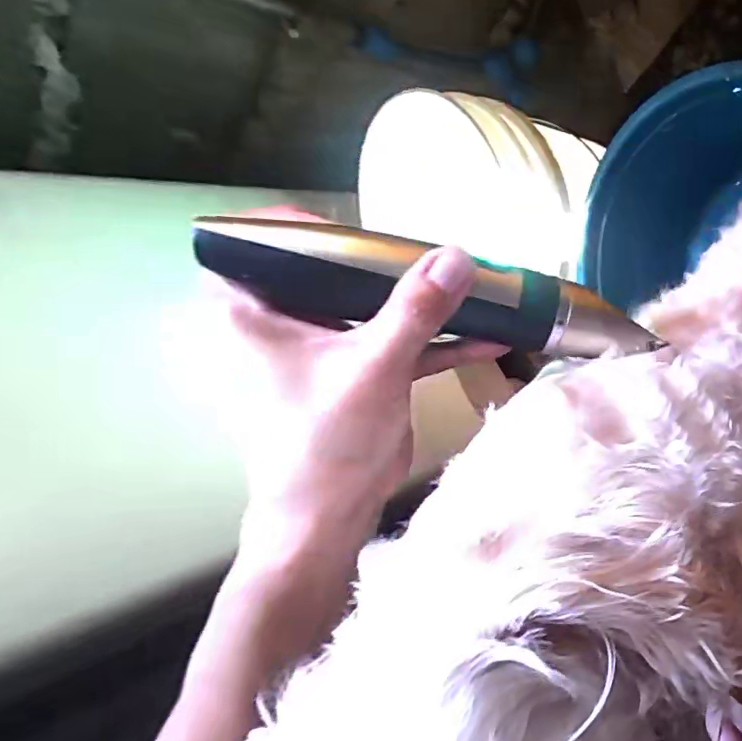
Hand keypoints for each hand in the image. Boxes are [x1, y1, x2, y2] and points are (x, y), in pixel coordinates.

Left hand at [210, 227, 503, 574]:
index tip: (358, 231)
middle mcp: (286, 322)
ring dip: (419, 298)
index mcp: (253, 311)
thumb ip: (417, 310)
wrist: (332, 514)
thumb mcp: (374, 366)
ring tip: (467, 285)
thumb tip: (458, 256)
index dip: (302, 226)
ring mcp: (330, 348)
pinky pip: (402, 342)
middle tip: (423, 252)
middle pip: (330, 267)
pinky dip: (440, 340)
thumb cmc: (326, 439)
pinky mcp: (364, 372)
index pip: (256, 240)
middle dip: (381, 259)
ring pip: (371, 304)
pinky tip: (489, 336)